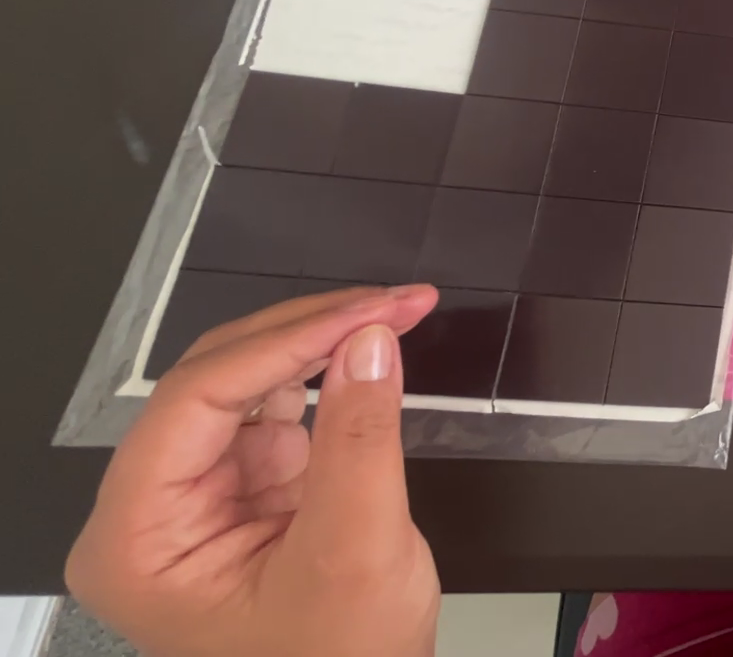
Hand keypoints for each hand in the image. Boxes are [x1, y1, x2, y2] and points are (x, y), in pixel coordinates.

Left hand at [67, 285, 443, 656]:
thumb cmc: (343, 650)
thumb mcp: (356, 546)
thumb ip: (361, 437)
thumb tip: (373, 337)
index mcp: (142, 533)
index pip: (197, 400)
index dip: (290, 342)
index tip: (380, 312)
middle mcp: (160, 502)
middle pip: (217, 378)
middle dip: (312, 326)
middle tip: (402, 300)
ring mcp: (211, 488)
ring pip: (252, 378)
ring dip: (326, 336)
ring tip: (398, 309)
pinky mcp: (263, 480)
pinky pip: (288, 402)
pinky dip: (334, 366)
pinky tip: (373, 347)